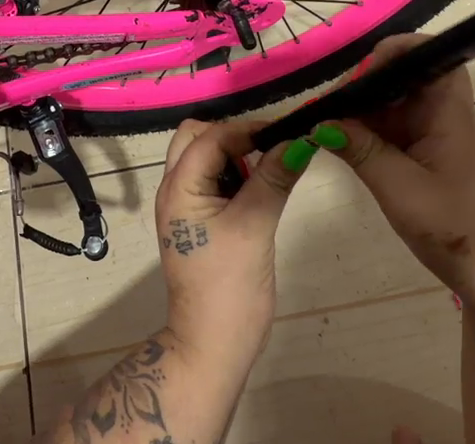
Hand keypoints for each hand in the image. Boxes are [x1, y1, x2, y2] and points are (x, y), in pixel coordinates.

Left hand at [153, 119, 310, 363]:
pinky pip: (210, 182)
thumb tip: (300, 140)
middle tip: (271, 150)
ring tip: (268, 170)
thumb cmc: (230, 286)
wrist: (212, 345)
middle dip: (233, 135)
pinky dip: (232, 176)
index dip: (247, 129)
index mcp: (178, 186)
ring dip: (233, 154)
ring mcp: (183, 206)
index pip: (210, 136)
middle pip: (196, 138)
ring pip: (203, 158)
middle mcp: (173, 189)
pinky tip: (259, 190)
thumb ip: (274, 179)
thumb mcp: (255, 227)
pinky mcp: (196, 222)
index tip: (286, 133)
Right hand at [325, 34, 474, 308]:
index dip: (400, 49)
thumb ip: (359, 151)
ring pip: (396, 103)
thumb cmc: (458, 230)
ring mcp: (436, 137)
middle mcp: (445, 117)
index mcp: (451, 115)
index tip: (362, 70)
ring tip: (327, 121)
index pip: (435, 56)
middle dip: (366, 82)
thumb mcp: (400, 191)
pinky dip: (368, 130)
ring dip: (363, 108)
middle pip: (406, 77)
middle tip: (331, 103)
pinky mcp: (428, 157)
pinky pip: (395, 128)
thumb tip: (318, 122)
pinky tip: (343, 140)